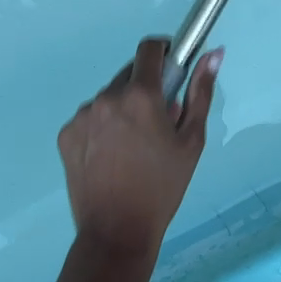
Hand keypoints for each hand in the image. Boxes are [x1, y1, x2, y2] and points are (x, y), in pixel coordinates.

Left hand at [57, 38, 222, 258]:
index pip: (149, 48)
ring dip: (123, 108)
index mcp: (140, 94)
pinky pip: (90, 117)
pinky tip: (111, 155)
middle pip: (130, 74)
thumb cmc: (162, 187)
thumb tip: (214, 53)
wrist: (117, 233)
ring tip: (132, 145)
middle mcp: (108, 96)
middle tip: (157, 120)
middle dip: (145, 87)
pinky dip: (102, 127)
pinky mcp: (67, 134)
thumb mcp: (191, 141)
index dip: (163, 50)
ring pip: (110, 97)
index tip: (172, 66)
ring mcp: (83, 115)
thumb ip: (201, 92)